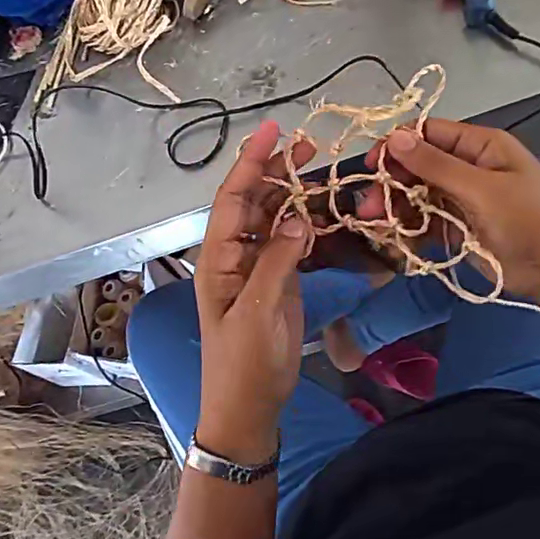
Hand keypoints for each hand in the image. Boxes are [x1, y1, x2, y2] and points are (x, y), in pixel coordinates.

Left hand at [195, 123, 316, 463]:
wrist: (248, 408)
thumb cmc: (244, 364)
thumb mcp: (258, 312)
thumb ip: (276, 262)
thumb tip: (299, 220)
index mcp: (218, 259)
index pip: (234, 199)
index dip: (252, 162)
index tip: (273, 130)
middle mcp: (235, 255)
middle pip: (253, 202)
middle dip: (274, 170)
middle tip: (306, 143)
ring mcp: (256, 268)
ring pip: (273, 219)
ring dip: (292, 194)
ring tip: (316, 168)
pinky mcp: (277, 282)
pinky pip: (289, 243)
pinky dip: (304, 224)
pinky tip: (321, 211)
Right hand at [357, 119, 539, 299]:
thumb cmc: (527, 219)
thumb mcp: (481, 188)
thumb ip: (435, 164)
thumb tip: (395, 137)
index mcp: (481, 146)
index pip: (429, 134)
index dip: (397, 146)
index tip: (371, 165)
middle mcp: (469, 168)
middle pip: (419, 167)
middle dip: (392, 183)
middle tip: (367, 207)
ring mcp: (464, 200)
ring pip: (419, 196)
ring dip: (395, 208)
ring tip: (375, 225)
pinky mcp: (461, 229)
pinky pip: (427, 221)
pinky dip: (409, 227)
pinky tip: (392, 237)